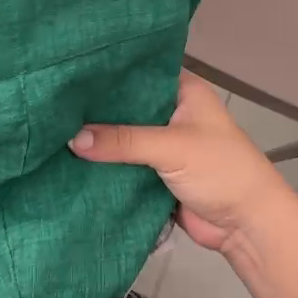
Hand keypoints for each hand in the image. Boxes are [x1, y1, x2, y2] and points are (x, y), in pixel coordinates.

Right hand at [69, 73, 290, 251]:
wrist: (246, 226)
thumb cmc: (221, 171)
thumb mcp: (172, 147)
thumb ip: (122, 141)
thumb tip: (72, 139)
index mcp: (184, 92)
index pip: (140, 72)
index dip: (109, 71)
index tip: (71, 70)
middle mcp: (171, 113)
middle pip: (126, 107)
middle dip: (95, 110)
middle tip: (53, 101)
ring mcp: (162, 145)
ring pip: (122, 138)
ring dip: (97, 140)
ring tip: (52, 128)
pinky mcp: (154, 174)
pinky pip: (122, 165)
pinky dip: (103, 166)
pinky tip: (68, 159)